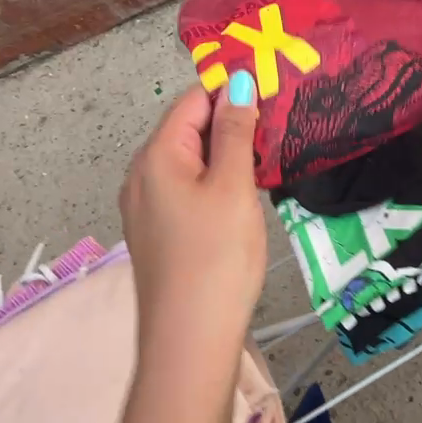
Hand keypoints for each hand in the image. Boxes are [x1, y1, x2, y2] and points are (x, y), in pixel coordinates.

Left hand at [120, 74, 265, 347]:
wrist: (191, 341)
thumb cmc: (215, 255)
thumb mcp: (233, 184)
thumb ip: (235, 129)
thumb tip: (239, 81)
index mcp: (156, 156)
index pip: (193, 100)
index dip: (232, 88)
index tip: (272, 86)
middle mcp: (142, 175)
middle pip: (189, 127)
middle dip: (231, 117)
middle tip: (279, 118)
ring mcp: (149, 206)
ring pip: (192, 157)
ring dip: (227, 148)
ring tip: (270, 148)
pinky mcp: (161, 230)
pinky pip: (189, 184)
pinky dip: (217, 175)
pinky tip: (246, 186)